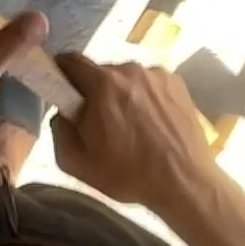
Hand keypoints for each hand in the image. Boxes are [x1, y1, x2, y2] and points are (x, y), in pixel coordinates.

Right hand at [50, 57, 226, 222]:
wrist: (186, 184)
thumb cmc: (129, 174)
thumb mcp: (77, 162)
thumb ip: (58, 130)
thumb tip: (62, 111)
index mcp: (102, 84)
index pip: (70, 60)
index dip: (62, 72)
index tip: (63, 89)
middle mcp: (128, 70)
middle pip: (99, 71)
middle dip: (95, 90)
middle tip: (101, 120)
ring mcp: (155, 74)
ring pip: (125, 77)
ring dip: (121, 93)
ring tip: (133, 123)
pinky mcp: (176, 81)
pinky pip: (148, 82)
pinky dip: (145, 95)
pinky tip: (153, 121)